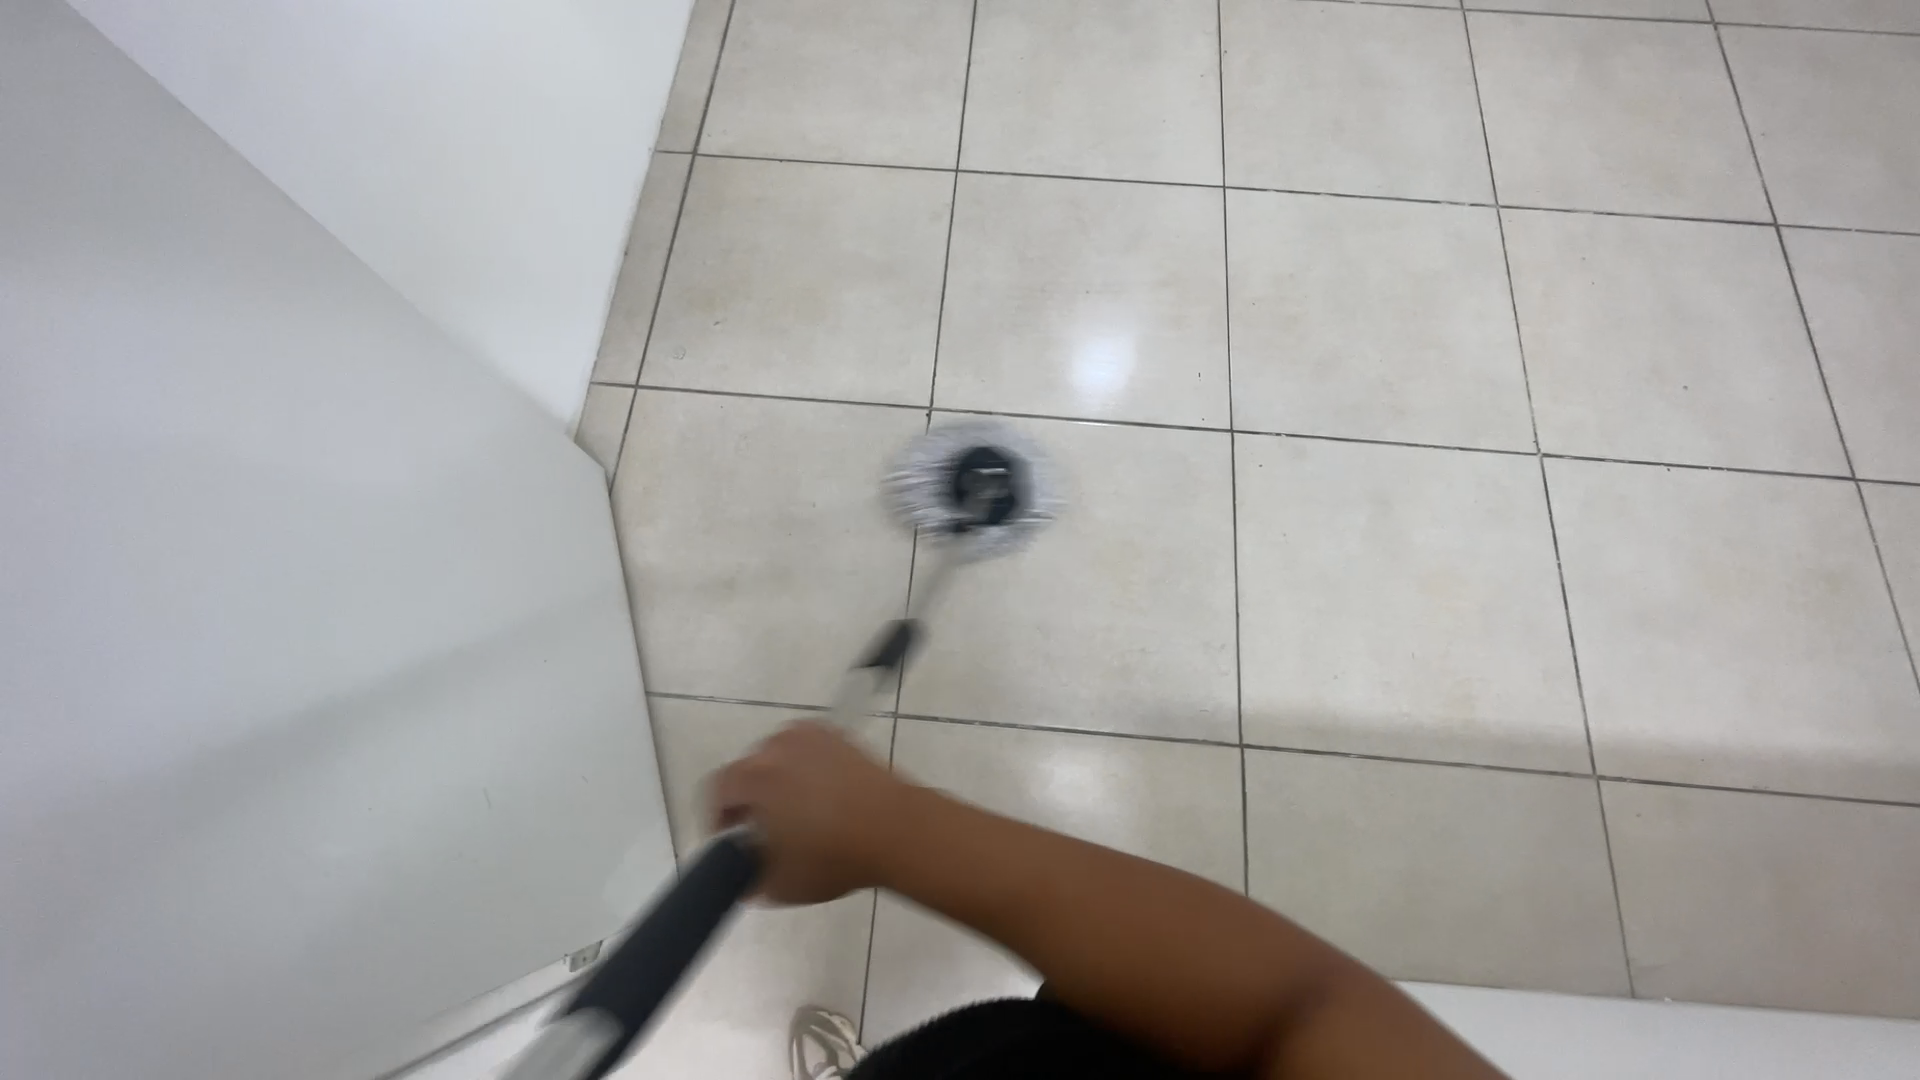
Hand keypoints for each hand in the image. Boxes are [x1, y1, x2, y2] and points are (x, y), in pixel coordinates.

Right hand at [707, 719, 915, 904]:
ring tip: (793, 810)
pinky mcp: (838, 734)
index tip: (731, 841)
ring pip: (777, 755)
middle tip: (763, 830)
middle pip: (747, 769)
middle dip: (748, 798)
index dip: (718, 817)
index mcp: (754, 778)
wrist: (896, 828)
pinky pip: (807, 747)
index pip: (717, 790)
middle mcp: (777, 747)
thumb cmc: (833, 857)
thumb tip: (744, 878)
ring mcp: (810, 735)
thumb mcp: (781, 885)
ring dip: (776, 779)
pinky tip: (819, 792)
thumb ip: (749, 880)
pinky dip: (804, 764)